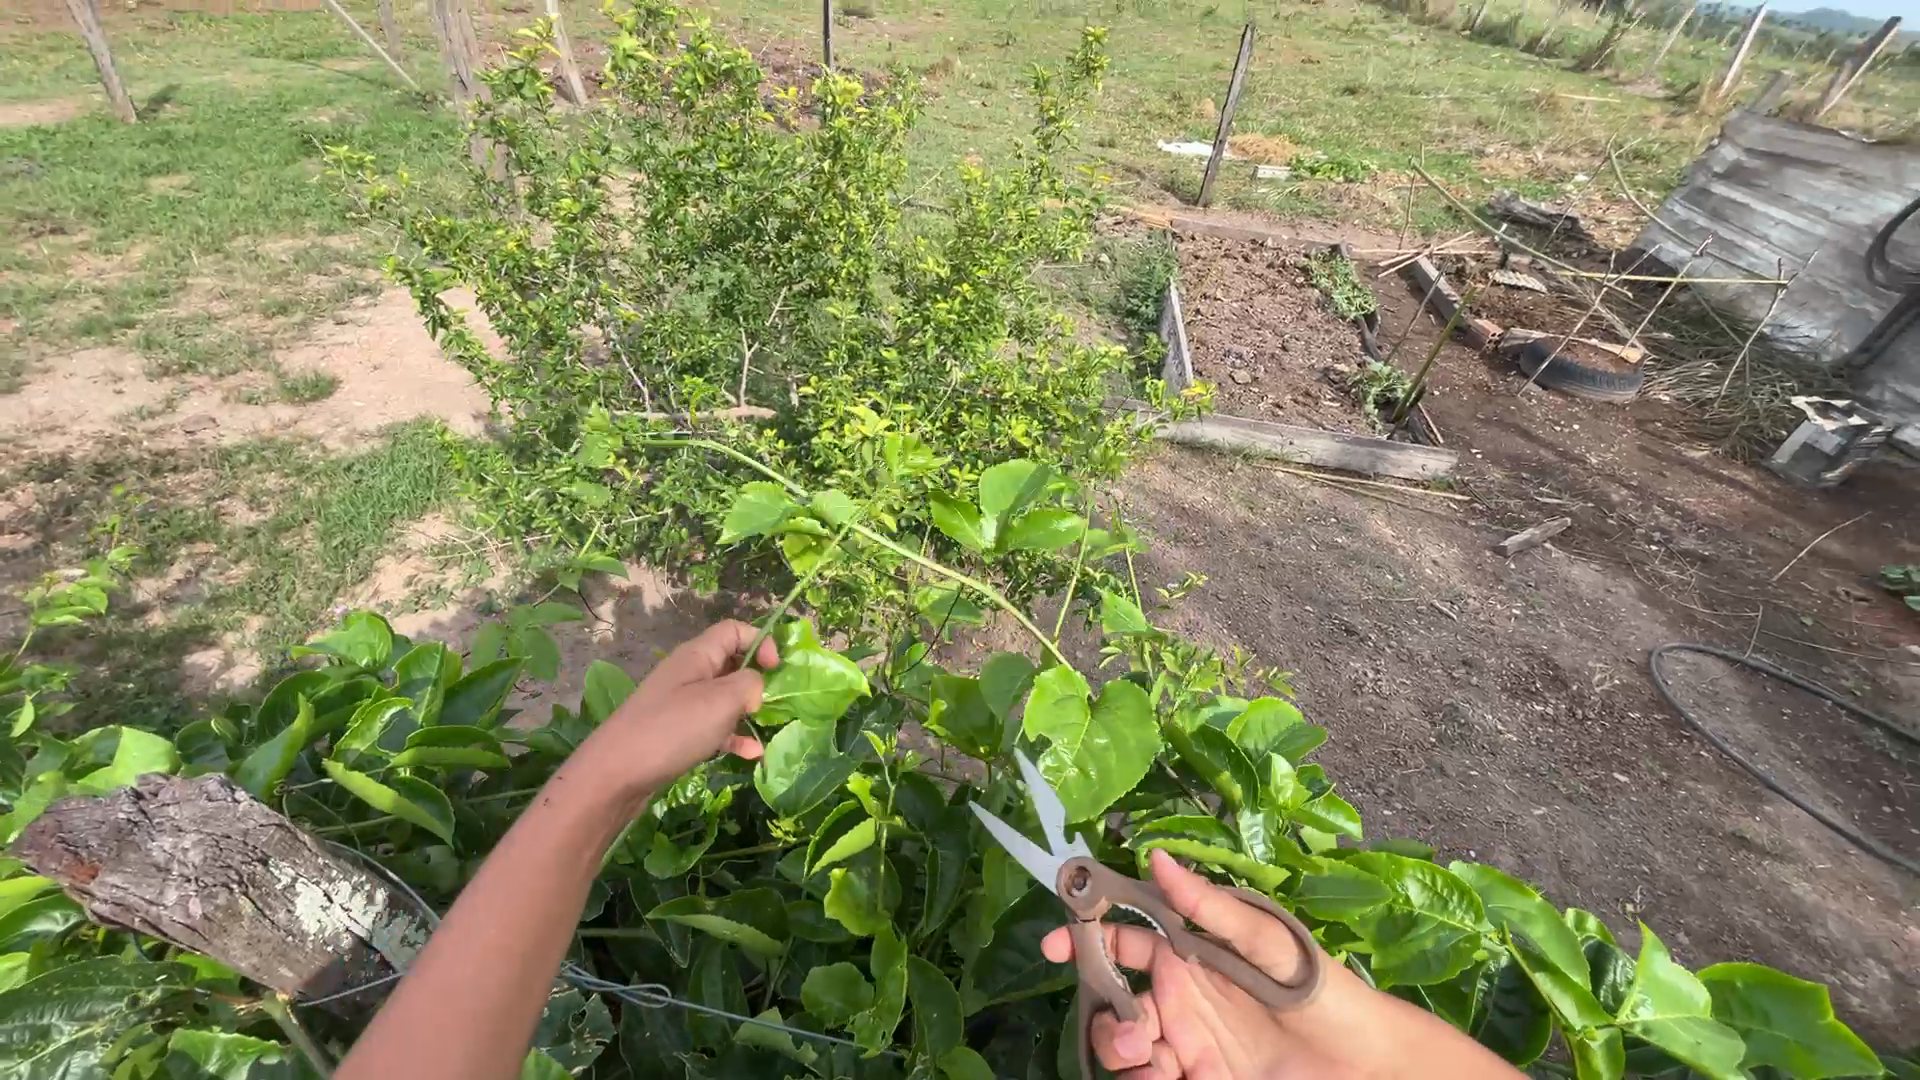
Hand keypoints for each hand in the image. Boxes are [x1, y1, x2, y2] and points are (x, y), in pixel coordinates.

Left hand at [559, 620, 776, 806]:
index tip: (775, 669)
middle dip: (758, 679)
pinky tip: (752, 754)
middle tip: (775, 701)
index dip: (761, 642)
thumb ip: (749, 684)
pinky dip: (735, 736)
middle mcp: (690, 673)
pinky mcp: (679, 732)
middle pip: (733, 663)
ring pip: (726, 698)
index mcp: (698, 655)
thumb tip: (755, 688)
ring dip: (749, 710)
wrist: (614, 775)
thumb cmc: (671, 729)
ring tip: (768, 726)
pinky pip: (716, 727)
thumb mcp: (721, 701)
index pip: (735, 630)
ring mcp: (683, 704)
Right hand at [1042, 849, 1508, 1079]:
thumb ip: (1207, 905)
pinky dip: (1141, 1077)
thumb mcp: (1264, 939)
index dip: (1085, 935)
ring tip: (1150, 1059)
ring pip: (1123, 1040)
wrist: (1368, 1065)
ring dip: (1120, 1048)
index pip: (1122, 935)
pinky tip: (1161, 1076)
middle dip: (1103, 1008)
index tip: (1053, 943)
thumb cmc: (1317, 987)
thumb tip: (1155, 856)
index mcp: (1185, 950)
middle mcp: (1177, 993)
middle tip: (1130, 1029)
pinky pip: (1149, 1076)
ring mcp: (1185, 1040)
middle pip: (1112, 994)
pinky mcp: (1198, 1079)